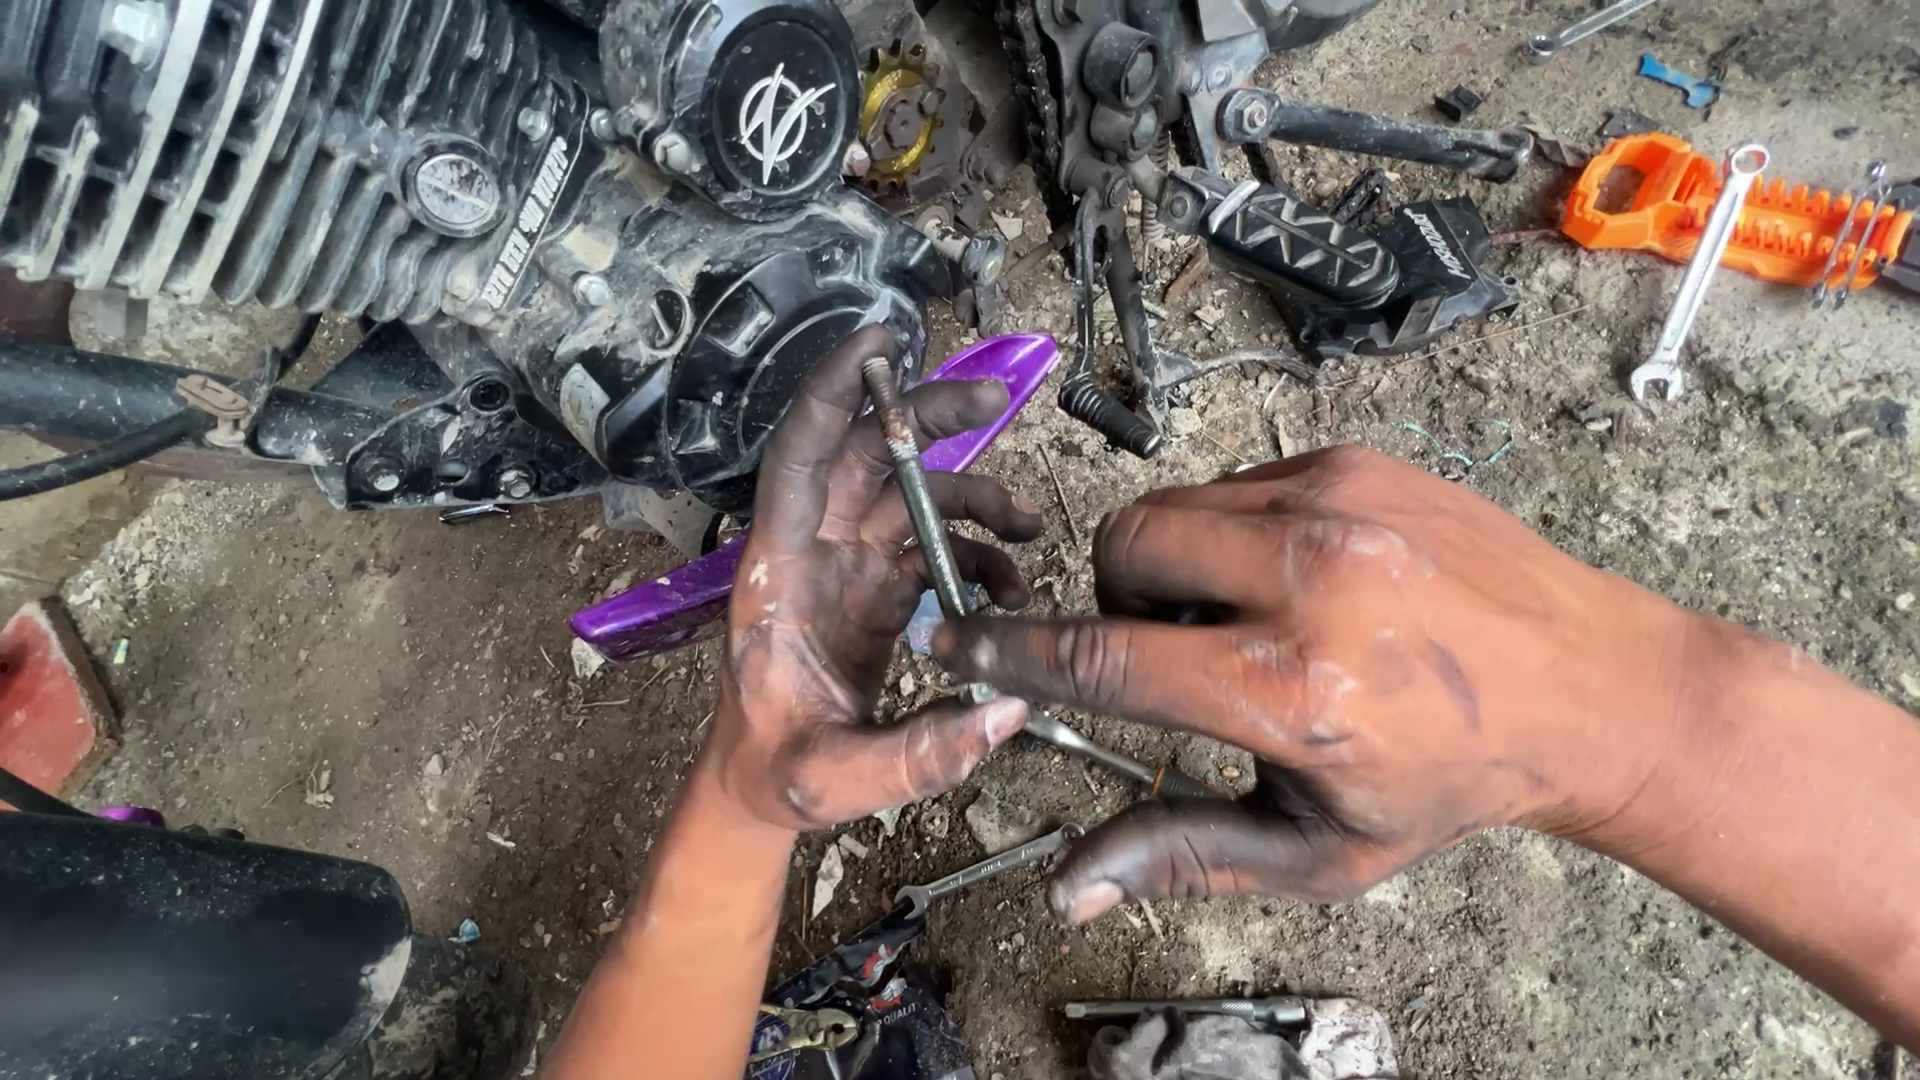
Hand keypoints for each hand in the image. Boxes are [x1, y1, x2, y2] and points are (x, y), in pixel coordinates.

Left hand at [703, 326, 1038, 830]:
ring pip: (913, 496)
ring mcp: (851, 566)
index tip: (881, 342)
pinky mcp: (881, 590)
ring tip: (1030, 526)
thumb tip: (1009, 710)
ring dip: (973, 496)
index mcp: (780, 569)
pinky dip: (977, 554)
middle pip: (870, 454)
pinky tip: (1010, 588)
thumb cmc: (775, 772)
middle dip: (928, 417)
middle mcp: (816, 549)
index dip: (834, 393)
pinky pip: (935, 547)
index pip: (800, 457)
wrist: (768, 787)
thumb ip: (918, 753)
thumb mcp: (831, 775)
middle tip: (994, 397)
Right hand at [933, 445, 1697, 922]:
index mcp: (1292, 687)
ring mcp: (1334, 498)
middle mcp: (1310, 575)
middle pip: (1124, 548)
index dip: (1011, 651)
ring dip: (1171, 566)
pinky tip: (1294, 574)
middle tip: (1174, 641)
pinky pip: (1228, 484)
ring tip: (1241, 611)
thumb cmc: (1448, 782)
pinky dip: (1226, 533)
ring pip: (1166, 508)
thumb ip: (1178, 854)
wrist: (1599, 685)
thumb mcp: (1316, 847)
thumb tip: (1067, 887)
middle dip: (1116, 597)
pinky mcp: (1352, 459)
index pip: (1106, 658)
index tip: (952, 638)